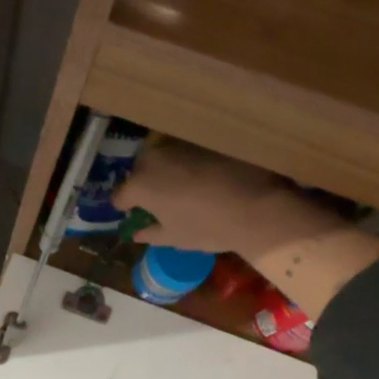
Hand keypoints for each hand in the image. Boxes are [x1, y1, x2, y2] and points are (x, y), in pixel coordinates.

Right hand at [112, 139, 285, 252]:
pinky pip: (187, 152)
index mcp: (141, 185)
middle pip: (139, 171)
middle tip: (158, 200)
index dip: (124, 206)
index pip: (120, 195)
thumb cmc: (208, 228)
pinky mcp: (205, 140)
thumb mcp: (175, 238)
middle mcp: (155, 159)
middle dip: (144, 184)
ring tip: (181, 187)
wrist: (257, 207)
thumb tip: (137, 233)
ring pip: (163, 157)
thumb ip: (150, 234)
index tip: (131, 213)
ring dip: (166, 170)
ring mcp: (181, 146)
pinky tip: (203, 177)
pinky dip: (189, 163)